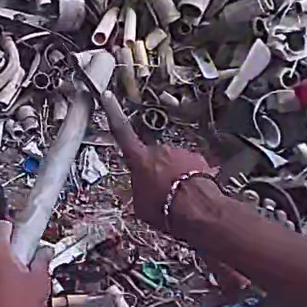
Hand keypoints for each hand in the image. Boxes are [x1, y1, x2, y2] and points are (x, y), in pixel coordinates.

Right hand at [100, 90, 213, 230]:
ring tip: (175, 197)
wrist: (199, 211)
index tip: (107, 95)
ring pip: (172, 162)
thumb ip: (137, 191)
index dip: (112, 112)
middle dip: (155, 170)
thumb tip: (140, 192)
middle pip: (152, 156)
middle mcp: (159, 150)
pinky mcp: (198, 159)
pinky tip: (190, 194)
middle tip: (157, 191)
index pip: (121, 131)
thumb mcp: (140, 207)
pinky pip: (190, 167)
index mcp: (139, 159)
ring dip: (173, 175)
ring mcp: (180, 152)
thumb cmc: (166, 210)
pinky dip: (189, 178)